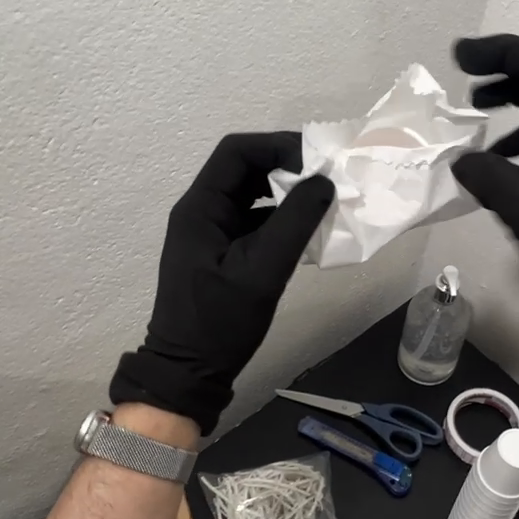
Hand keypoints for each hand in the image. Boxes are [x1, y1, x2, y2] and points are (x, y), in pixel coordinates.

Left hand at [110, 133, 333, 433]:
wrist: (189, 372)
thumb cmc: (220, 320)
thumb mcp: (263, 270)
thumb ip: (295, 222)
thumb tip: (324, 182)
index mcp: (200, 208)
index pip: (237, 152)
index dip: (278, 146)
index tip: (317, 159)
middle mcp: (202, 211)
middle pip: (246, 169)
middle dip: (288, 167)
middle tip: (328, 177)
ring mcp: (211, 233)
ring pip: (253, 196)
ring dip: (288, 195)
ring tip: (325, 202)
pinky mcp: (223, 253)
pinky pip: (255, 222)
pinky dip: (283, 220)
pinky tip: (310, 232)